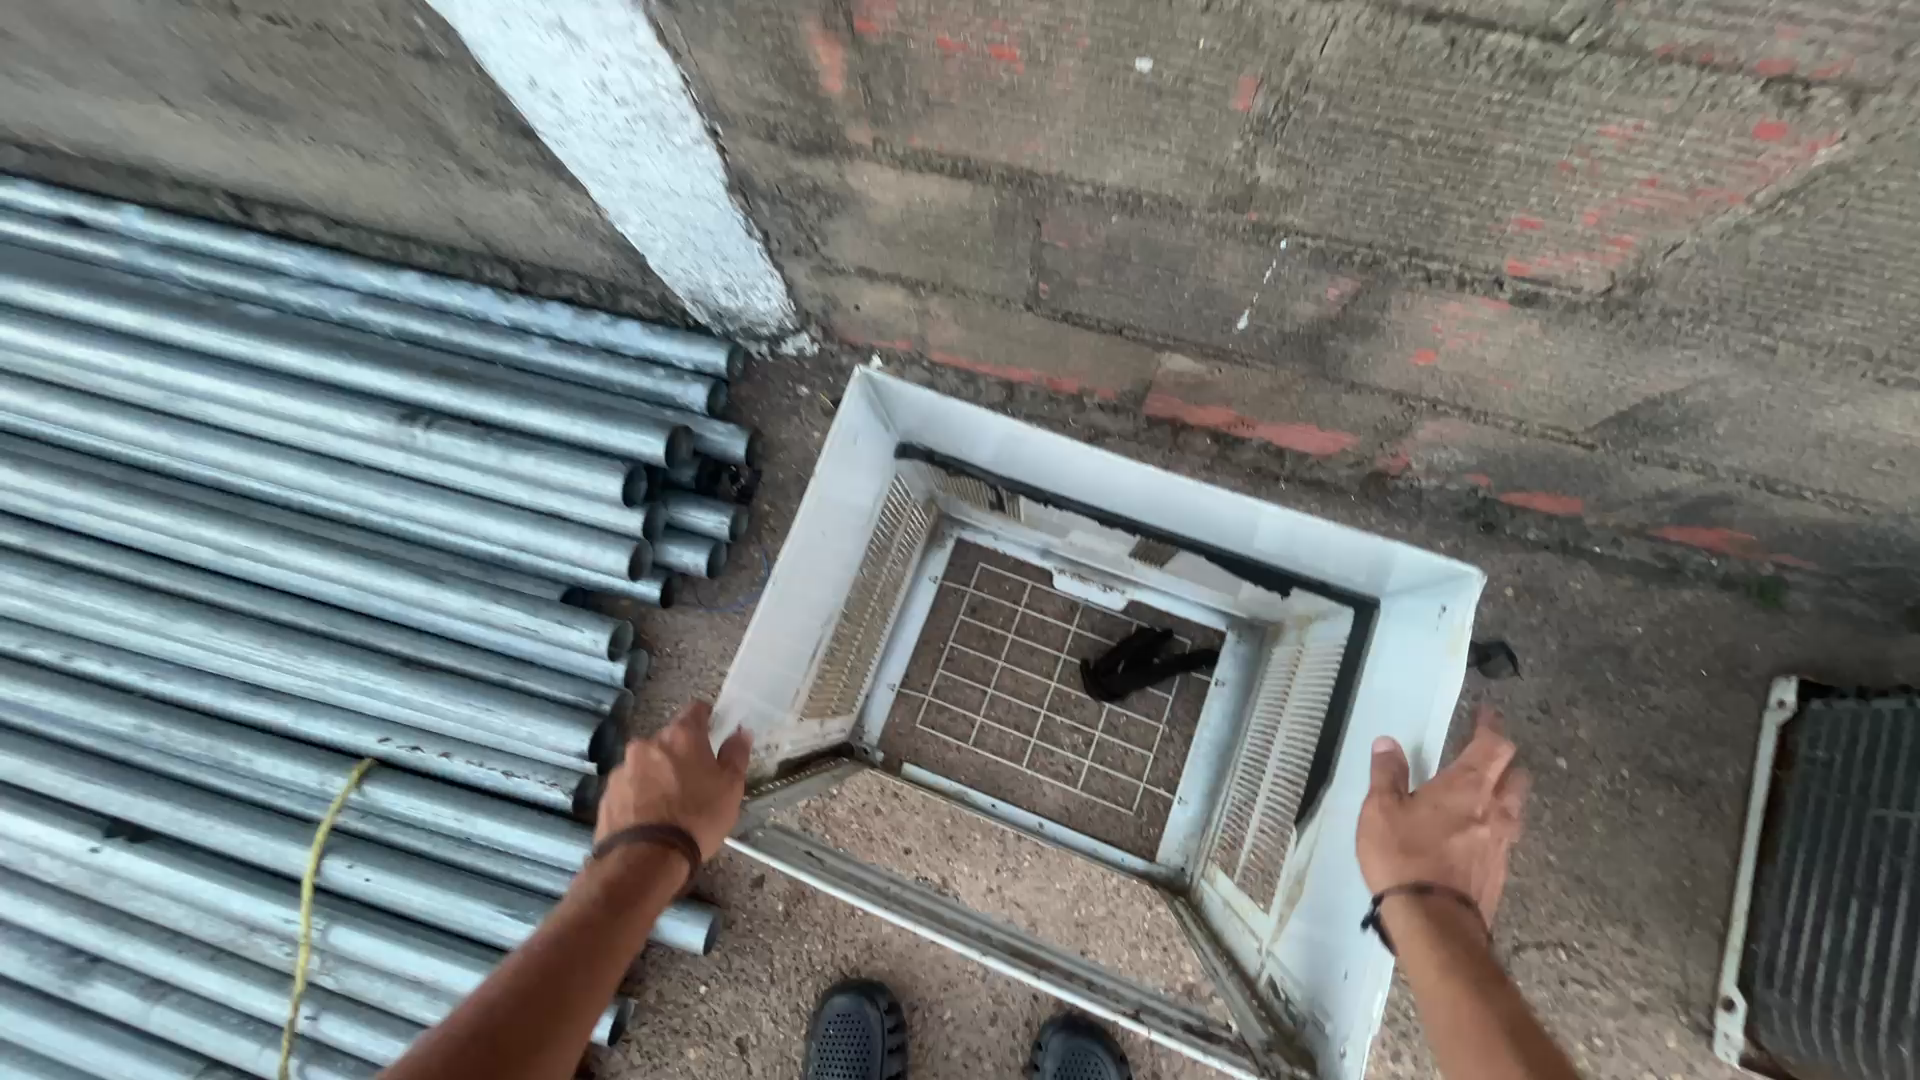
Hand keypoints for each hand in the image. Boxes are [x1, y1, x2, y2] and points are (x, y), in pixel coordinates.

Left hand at [595, 701, 750, 859]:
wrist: (645, 861)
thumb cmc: (697, 817)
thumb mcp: (731, 787)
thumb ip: (736, 754)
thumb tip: (740, 732)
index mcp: (681, 735)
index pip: (696, 710)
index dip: (707, 718)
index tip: (715, 733)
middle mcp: (648, 744)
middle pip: (669, 739)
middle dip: (682, 753)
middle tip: (696, 779)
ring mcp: (623, 769)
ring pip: (647, 763)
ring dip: (659, 774)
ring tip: (670, 805)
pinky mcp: (606, 795)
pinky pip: (630, 787)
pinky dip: (640, 795)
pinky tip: (650, 818)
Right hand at [1357, 705, 1529, 921]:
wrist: (1434, 923)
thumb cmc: (1403, 855)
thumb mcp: (1381, 808)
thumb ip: (1387, 773)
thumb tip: (1388, 743)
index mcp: (1466, 787)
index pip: (1492, 746)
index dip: (1492, 726)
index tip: (1487, 712)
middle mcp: (1493, 811)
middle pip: (1515, 775)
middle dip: (1504, 759)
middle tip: (1487, 750)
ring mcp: (1501, 844)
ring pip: (1514, 807)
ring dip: (1504, 791)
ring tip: (1485, 789)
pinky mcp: (1498, 872)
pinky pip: (1504, 835)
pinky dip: (1494, 822)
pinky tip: (1475, 831)